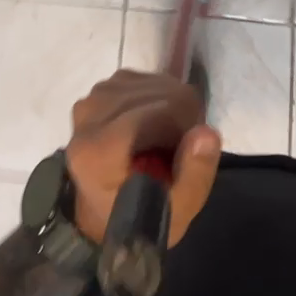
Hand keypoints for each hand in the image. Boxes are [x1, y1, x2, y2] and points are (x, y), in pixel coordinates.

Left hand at [66, 69, 222, 246]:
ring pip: (152, 82)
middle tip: (180, 148)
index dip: (186, 124)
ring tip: (166, 139)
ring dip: (170, 105)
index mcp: (99, 151)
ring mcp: (91, 98)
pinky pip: (142, 79)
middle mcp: (89, 116)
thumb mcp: (177, 212)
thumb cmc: (140, 216)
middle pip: (157, 93)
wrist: (102, 209)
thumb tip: (207, 132)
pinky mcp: (98, 89)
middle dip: (181, 115)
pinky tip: (153, 123)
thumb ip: (195, 175)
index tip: (191, 149)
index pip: (158, 112)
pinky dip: (157, 96)